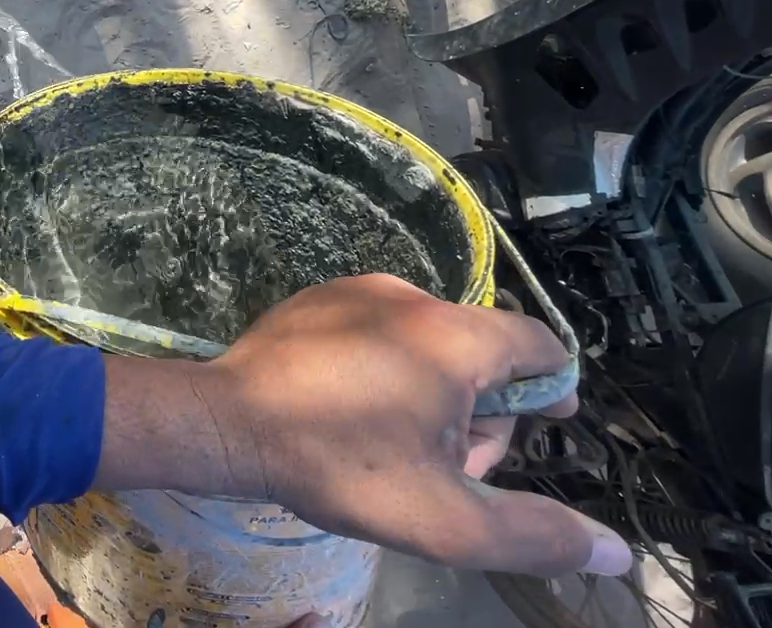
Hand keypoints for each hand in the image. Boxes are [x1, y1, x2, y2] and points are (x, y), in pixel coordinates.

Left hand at [191, 274, 629, 576]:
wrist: (226, 422)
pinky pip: (371, 328)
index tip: (533, 428)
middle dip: (479, 409)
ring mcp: (346, 290)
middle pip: (478, 349)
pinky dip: (380, 365)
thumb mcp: (448, 520)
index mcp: (448, 333)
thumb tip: (612, 549)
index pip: (538, 344)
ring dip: (428, 391)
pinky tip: (351, 408)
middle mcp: (401, 294)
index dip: (549, 392)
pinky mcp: (307, 301)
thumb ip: (539, 535)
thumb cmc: (337, 463)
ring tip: (393, 442)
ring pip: (422, 341)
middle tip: (444, 460)